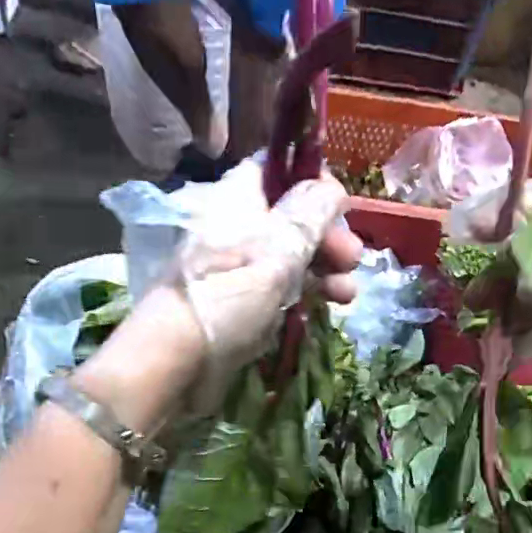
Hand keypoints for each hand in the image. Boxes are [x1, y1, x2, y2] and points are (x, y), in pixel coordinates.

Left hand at [171, 159, 362, 382]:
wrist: (179, 360)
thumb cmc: (229, 295)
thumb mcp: (278, 248)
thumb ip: (310, 214)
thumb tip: (329, 187)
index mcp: (238, 200)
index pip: (278, 173)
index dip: (313, 184)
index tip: (342, 208)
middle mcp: (237, 229)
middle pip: (291, 219)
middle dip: (327, 238)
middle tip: (352, 261)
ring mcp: (238, 271)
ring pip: (289, 259)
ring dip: (323, 272)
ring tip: (346, 295)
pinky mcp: (240, 307)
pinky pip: (278, 293)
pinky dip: (303, 297)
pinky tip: (323, 309)